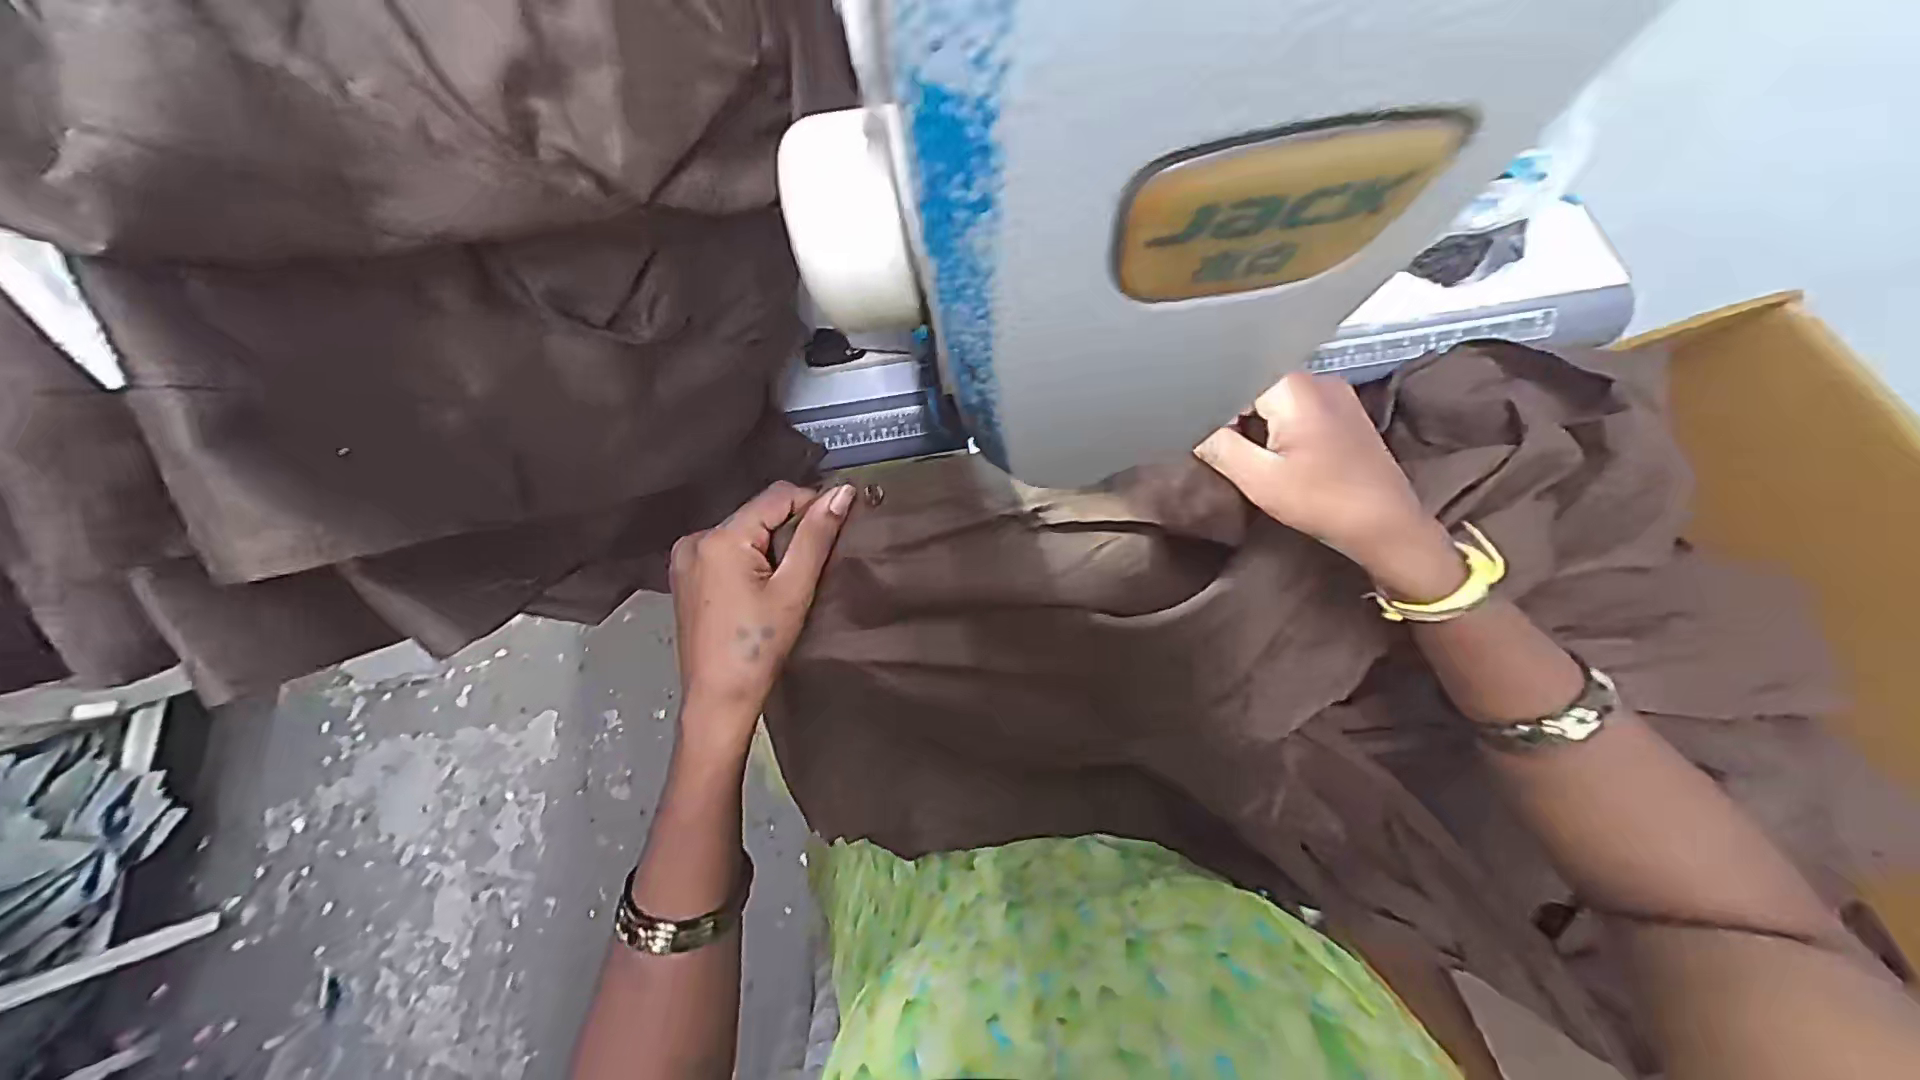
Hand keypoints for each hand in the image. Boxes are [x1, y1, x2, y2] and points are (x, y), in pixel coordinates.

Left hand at [669, 481, 854, 751]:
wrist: (718, 698)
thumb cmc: (757, 649)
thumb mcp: (794, 588)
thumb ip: (816, 535)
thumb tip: (840, 493)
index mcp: (720, 538)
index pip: (777, 495)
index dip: (812, 505)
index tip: (834, 529)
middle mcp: (696, 540)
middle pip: (759, 512)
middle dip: (789, 530)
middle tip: (807, 568)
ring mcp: (686, 558)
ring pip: (744, 531)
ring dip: (770, 545)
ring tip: (784, 584)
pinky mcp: (686, 576)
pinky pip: (727, 550)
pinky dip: (750, 560)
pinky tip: (760, 591)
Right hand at [1195, 372, 1464, 599]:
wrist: (1385, 524)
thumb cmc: (1323, 501)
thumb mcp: (1257, 479)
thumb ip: (1217, 446)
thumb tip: (1196, 429)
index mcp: (1294, 388)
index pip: (1234, 381)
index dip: (1216, 411)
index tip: (1214, 442)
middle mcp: (1318, 380)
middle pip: (1255, 387)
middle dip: (1236, 418)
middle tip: (1234, 454)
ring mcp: (1336, 395)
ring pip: (1275, 400)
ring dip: (1258, 426)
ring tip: (1262, 459)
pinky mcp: (1344, 413)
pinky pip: (1297, 409)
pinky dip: (1281, 430)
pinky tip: (1285, 459)